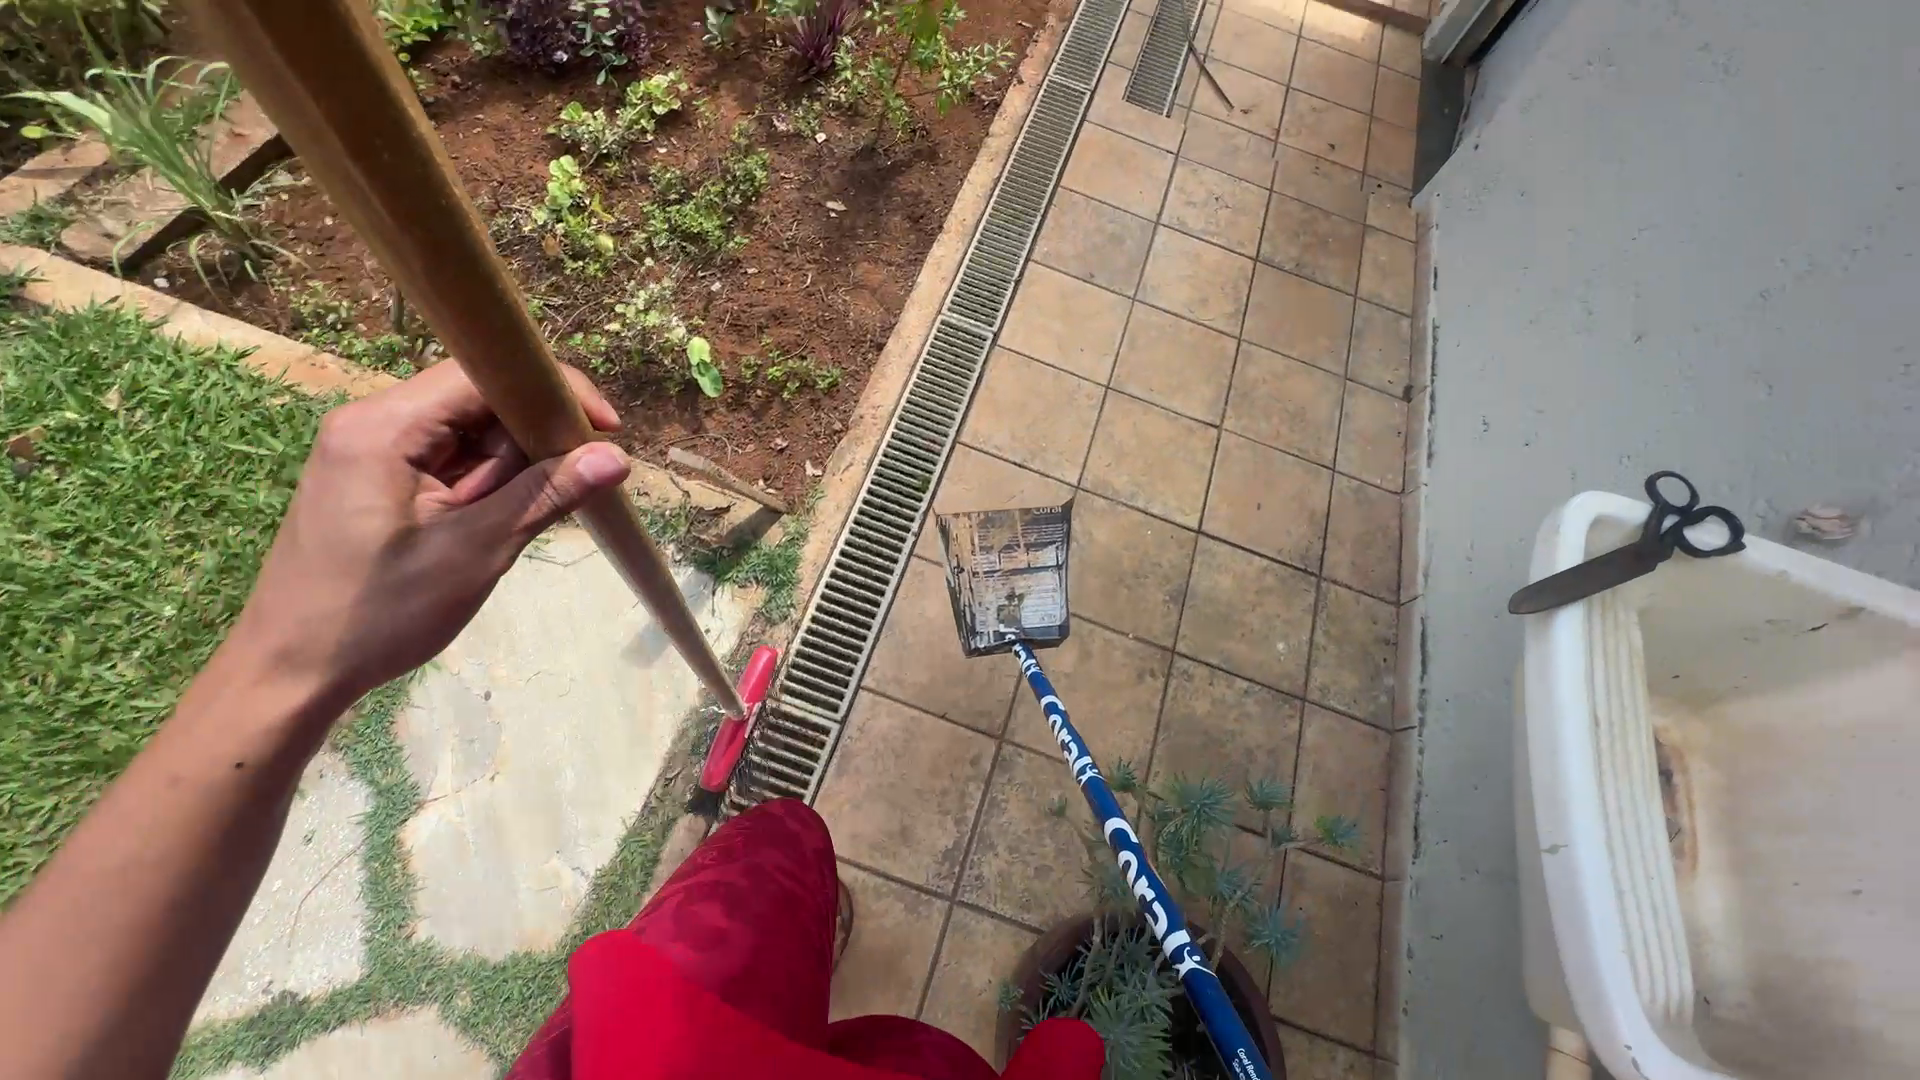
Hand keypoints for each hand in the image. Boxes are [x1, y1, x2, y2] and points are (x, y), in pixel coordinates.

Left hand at [226, 361, 631, 711]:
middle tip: (543, 500)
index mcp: (383, 427)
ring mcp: (371, 451)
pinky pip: (450, 460)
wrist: (292, 671)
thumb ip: (546, 494)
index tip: (607, 430)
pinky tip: (484, 525)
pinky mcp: (376, 479)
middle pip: (479, 401)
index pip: (484, 374)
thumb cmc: (381, 612)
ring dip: (505, 472)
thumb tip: (618, 458)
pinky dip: (483, 487)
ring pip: (470, 434)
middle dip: (526, 443)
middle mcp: (372, 423)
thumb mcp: (476, 551)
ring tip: (497, 527)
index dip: (552, 391)